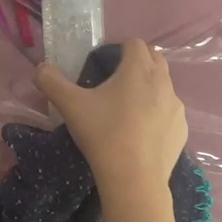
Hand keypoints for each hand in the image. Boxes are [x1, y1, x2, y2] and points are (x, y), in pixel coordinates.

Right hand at [35, 40, 187, 195]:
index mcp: (138, 69)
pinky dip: (157, 115)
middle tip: (113, 83)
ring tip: (126, 110)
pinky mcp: (181, 129)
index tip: (104, 64)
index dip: (119, 48)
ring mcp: (176, 106)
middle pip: (154, 59)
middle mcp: (163, 82)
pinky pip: (169, 112)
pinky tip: (140, 133)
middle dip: (136, 64)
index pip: (135, 42)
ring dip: (148, 89)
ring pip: (163, 86)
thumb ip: (51, 82)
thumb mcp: (69, 106)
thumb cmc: (103, 134)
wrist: (134, 178)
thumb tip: (41, 69)